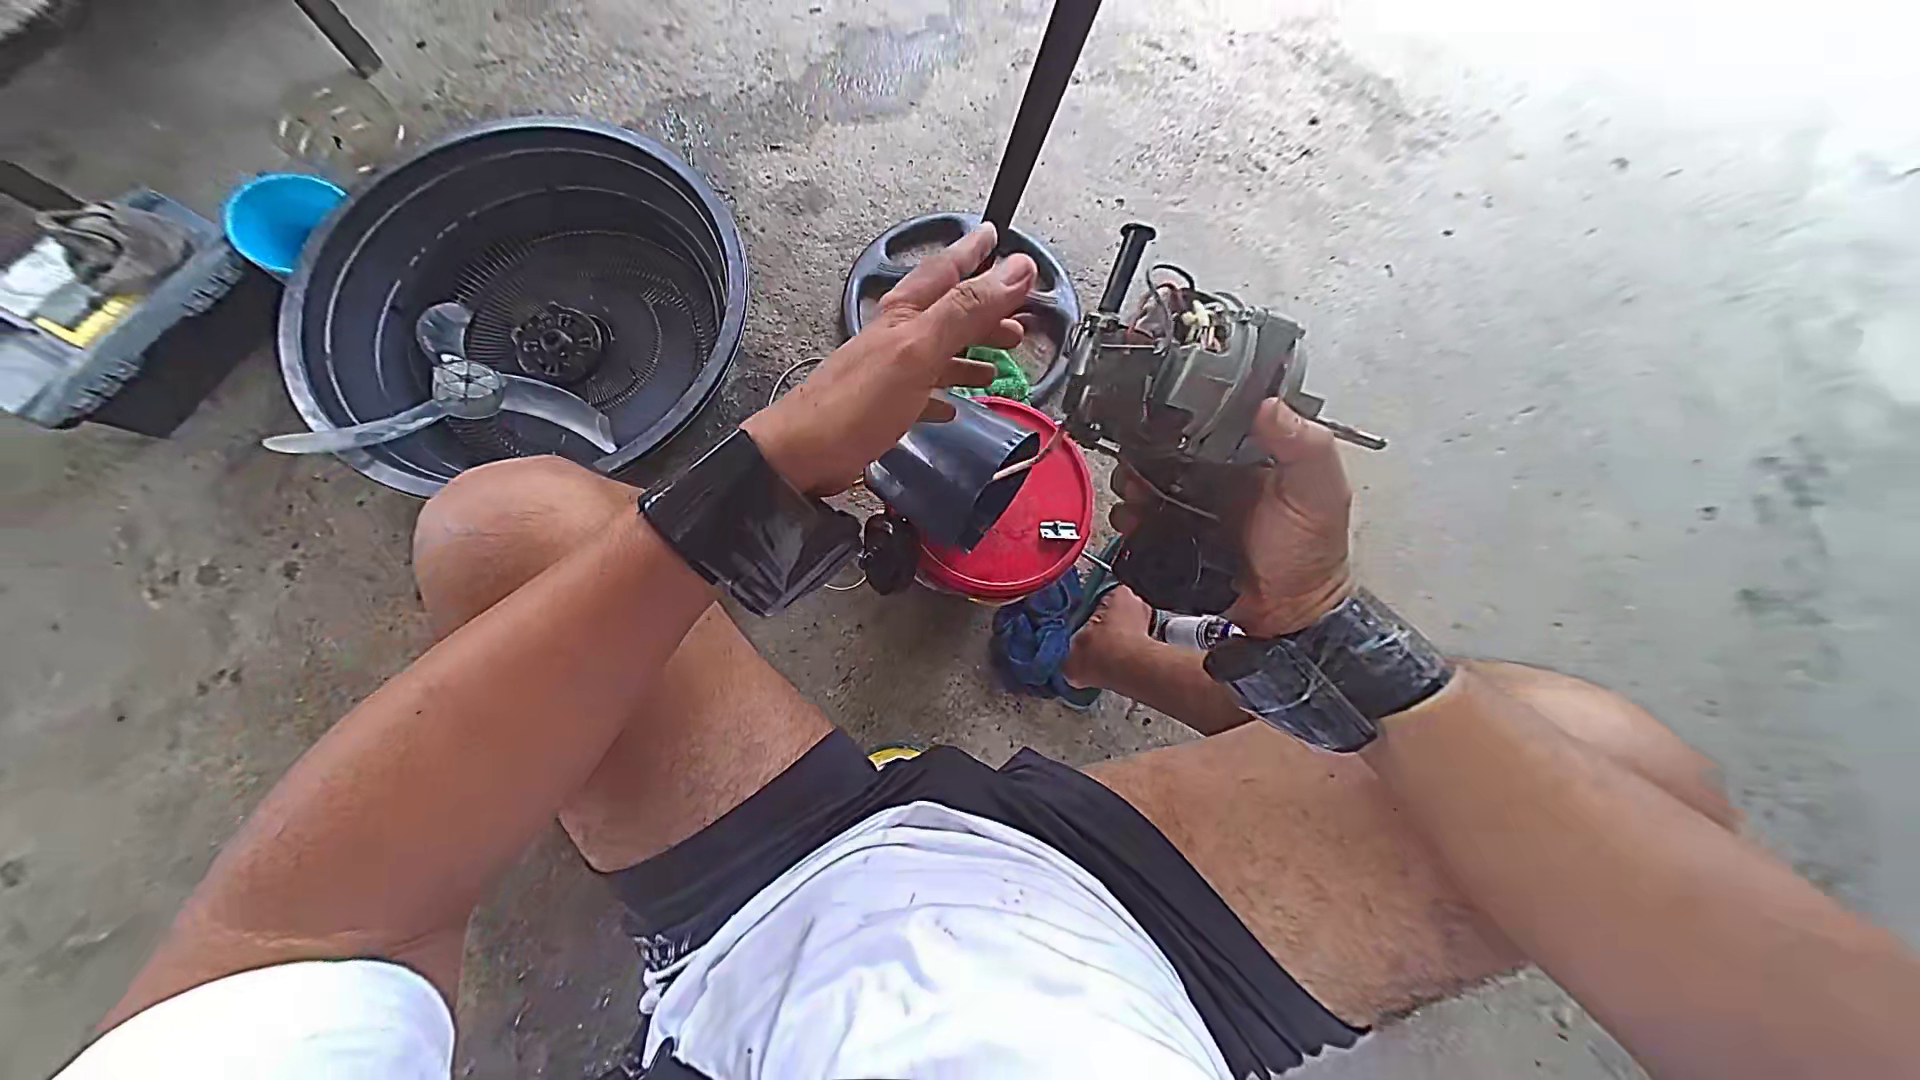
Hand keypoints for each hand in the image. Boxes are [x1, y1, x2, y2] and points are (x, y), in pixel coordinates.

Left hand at [742, 225, 1036, 494]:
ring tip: (997, 359)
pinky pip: (925, 394)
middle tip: (1017, 316)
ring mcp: (891, 373)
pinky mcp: (887, 408)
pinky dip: (946, 394)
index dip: (974, 253)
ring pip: (940, 353)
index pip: (946, 270)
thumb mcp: (917, 349)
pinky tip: (955, 405)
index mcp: (905, 315)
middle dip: (985, 311)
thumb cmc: (855, 404)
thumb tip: (1015, 270)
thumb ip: (966, 310)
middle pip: (949, 314)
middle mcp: (897, 337)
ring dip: (970, 353)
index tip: (997, 237)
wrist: (804, 454)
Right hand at [1112, 398, 1352, 635]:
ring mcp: (1191, 511)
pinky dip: (1130, 519)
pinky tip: (1132, 520)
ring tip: (1132, 495)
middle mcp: (1215, 482)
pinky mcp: (1175, 539)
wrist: (1286, 614)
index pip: (1204, 429)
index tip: (1157, 427)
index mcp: (1246, 460)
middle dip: (1143, 458)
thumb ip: (1304, 447)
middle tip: (1136, 468)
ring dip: (1131, 487)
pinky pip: (1143, 522)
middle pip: (1165, 457)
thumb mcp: (1317, 493)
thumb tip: (1271, 406)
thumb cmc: (1309, 555)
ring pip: (1148, 487)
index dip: (1177, 426)